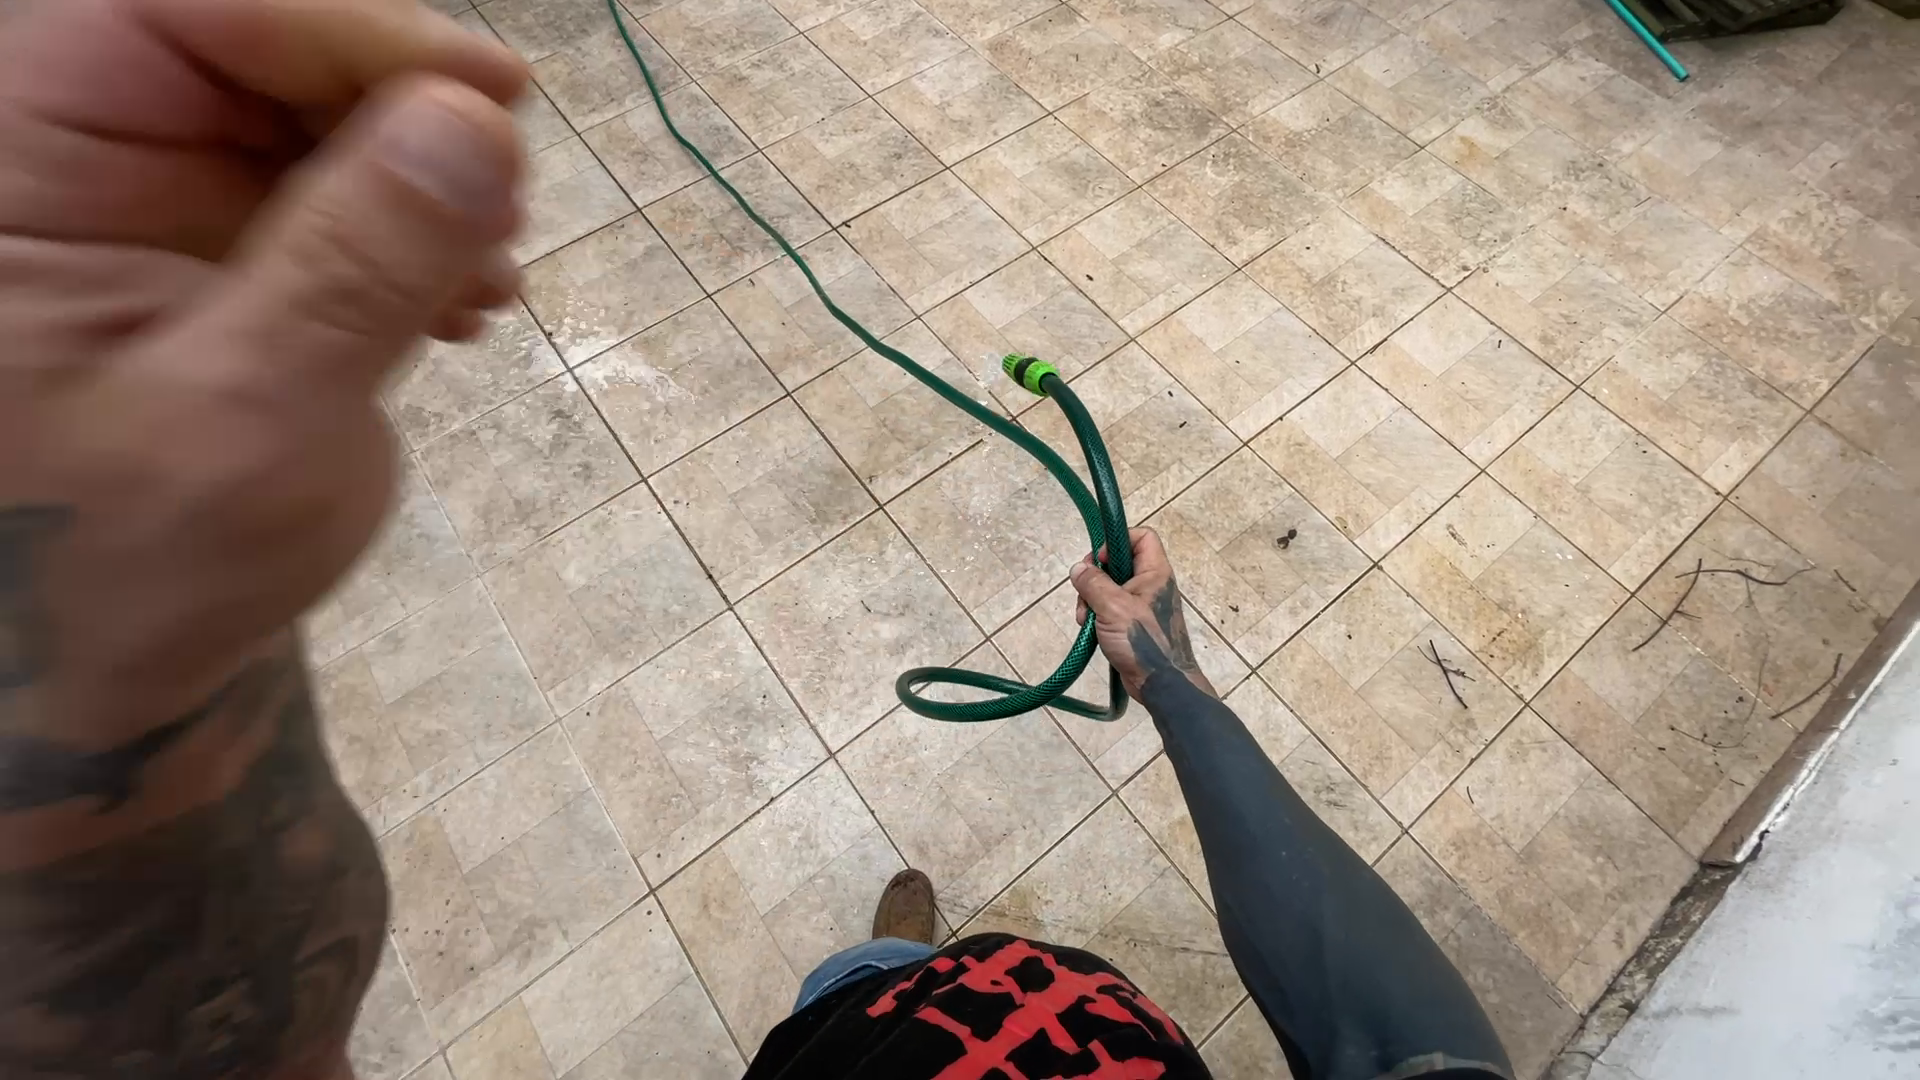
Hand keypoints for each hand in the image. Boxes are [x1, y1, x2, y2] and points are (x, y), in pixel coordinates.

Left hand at [0, 0, 526, 738]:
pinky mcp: (227, 262)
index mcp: (6, 157)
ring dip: (431, 197)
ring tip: (490, 284)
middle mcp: (69, 155)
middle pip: (266, 58)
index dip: (360, 34)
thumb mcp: (260, 410)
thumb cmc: (134, 560)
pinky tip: (461, 310)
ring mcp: (155, 209)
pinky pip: (343, 210)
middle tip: (505, 213)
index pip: (187, 10)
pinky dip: (423, 248)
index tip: (504, 95)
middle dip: (407, 125)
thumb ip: (363, 261)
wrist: (109, 656)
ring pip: (321, 133)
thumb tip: (477, 127)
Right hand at [1069, 528, 1216, 701]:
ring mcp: (1141, 605)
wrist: (1162, 684)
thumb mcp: (1113, 607)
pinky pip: (1110, 608)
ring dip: (1091, 599)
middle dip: (1095, 576)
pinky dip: (1096, 615)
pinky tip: (1088, 629)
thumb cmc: (1143, 641)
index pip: (1141, 537)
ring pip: (1110, 587)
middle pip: (1118, 563)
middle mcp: (1150, 584)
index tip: (1101, 560)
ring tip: (1084, 617)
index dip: (1118, 541)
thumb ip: (1093, 584)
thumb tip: (1078, 569)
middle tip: (1084, 590)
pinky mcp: (1132, 623)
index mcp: (1155, 572)